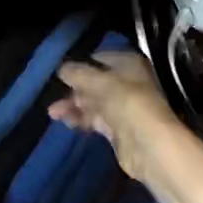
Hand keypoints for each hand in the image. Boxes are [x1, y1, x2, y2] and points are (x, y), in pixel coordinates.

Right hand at [48, 50, 179, 181]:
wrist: (149, 145)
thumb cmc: (127, 103)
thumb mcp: (99, 82)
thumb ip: (78, 74)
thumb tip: (61, 68)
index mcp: (128, 64)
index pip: (100, 58)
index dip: (81, 63)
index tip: (60, 70)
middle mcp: (126, 82)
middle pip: (95, 81)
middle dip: (74, 87)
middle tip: (53, 93)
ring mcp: (122, 106)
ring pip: (93, 101)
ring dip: (73, 105)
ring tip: (53, 112)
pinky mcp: (117, 129)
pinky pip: (95, 119)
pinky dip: (80, 119)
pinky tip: (65, 121)